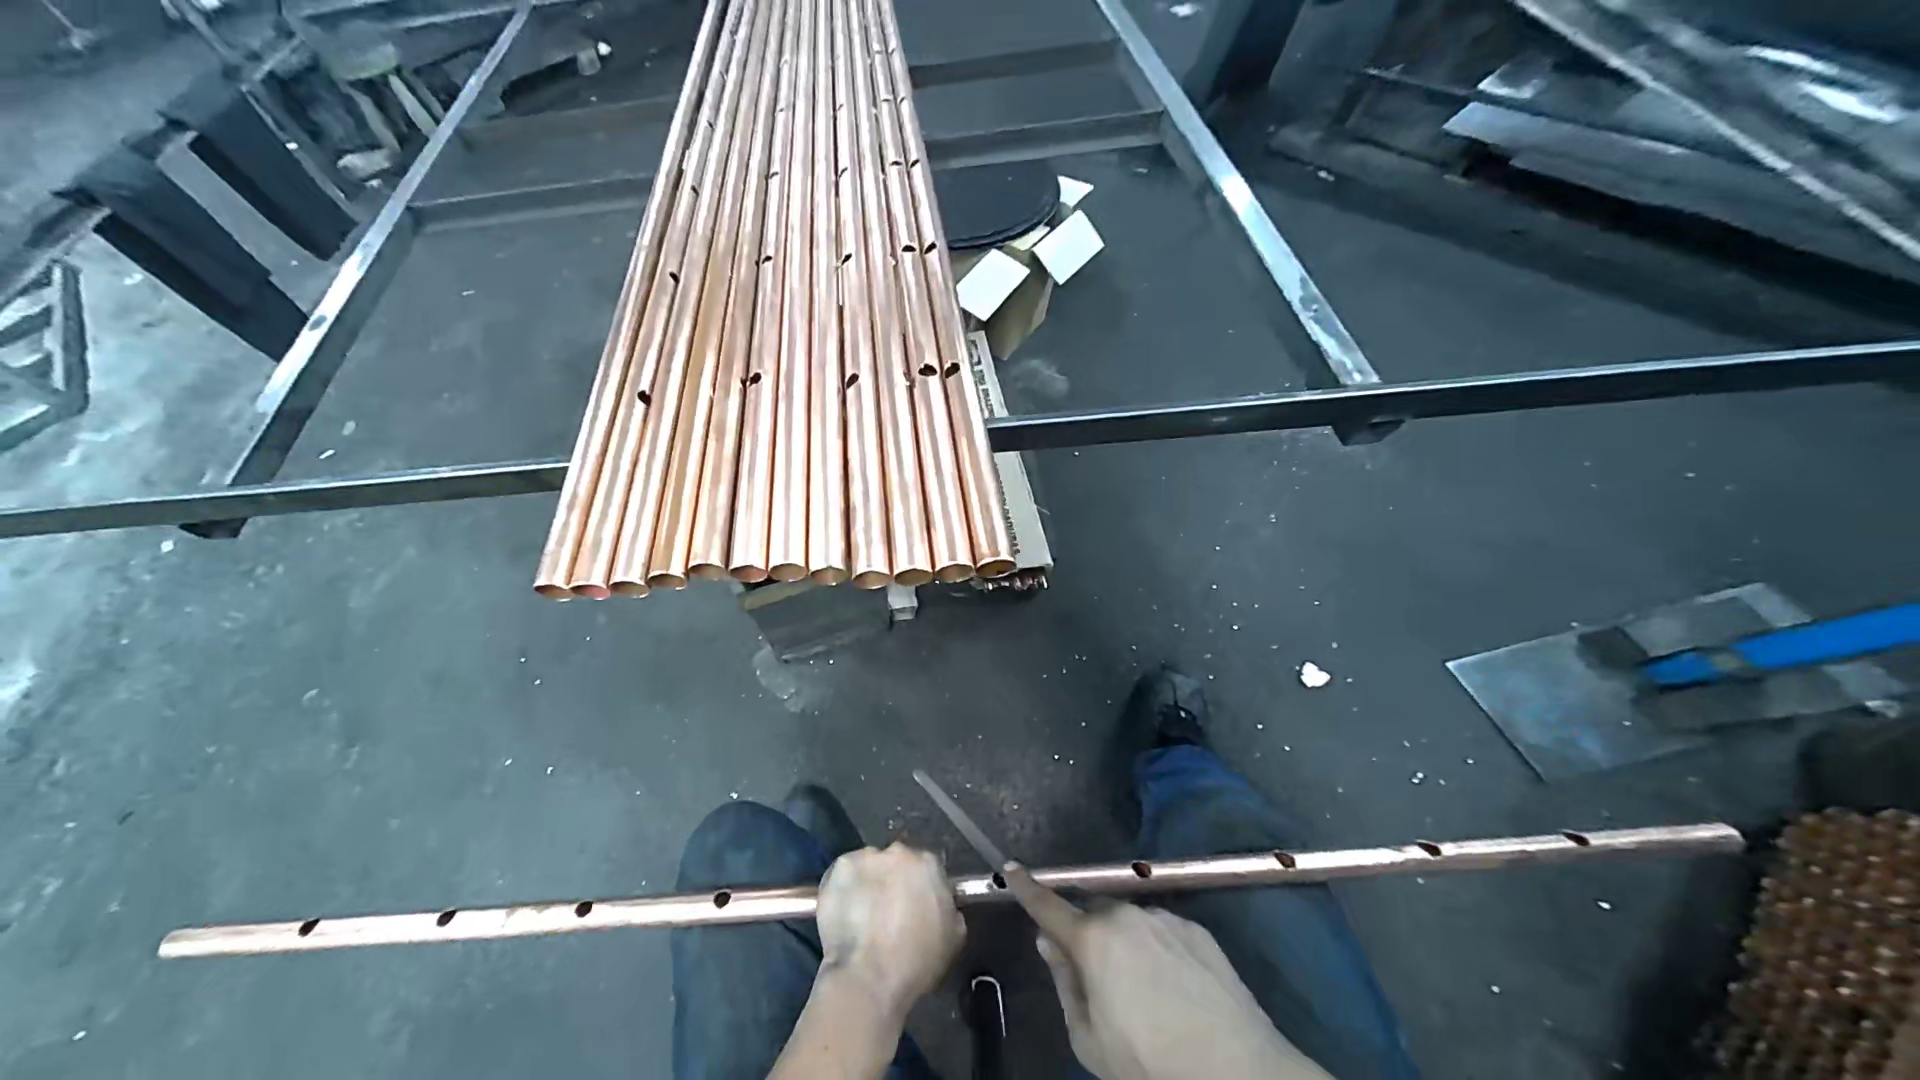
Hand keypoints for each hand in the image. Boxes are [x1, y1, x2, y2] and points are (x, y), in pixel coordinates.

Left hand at [815, 843, 964, 1018]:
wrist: (869, 979)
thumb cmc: (917, 962)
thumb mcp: (954, 936)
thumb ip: (950, 909)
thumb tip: (941, 903)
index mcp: (929, 864)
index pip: (927, 867)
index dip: (921, 888)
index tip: (915, 907)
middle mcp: (898, 853)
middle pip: (897, 862)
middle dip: (894, 881)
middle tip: (889, 911)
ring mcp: (865, 859)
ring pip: (869, 866)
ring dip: (869, 883)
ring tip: (862, 915)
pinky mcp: (838, 870)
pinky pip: (843, 876)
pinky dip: (844, 890)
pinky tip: (844, 913)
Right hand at [1037, 904, 1331, 1079]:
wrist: (1238, 1071)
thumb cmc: (1151, 1062)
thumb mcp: (1090, 1039)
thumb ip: (1065, 984)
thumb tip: (1051, 943)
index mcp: (1093, 940)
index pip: (1048, 905)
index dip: (1025, 887)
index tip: (1011, 868)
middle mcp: (1126, 915)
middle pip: (1093, 915)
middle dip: (1088, 935)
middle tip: (1099, 978)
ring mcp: (1165, 918)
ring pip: (1131, 923)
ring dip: (1126, 944)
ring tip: (1146, 992)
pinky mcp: (1197, 929)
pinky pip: (1163, 931)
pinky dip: (1158, 950)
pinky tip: (1176, 991)